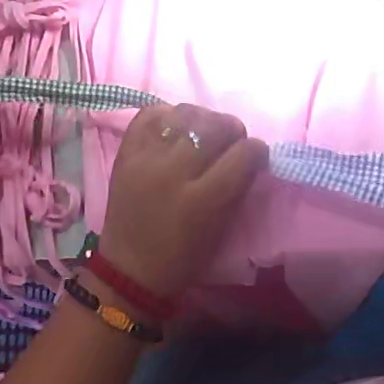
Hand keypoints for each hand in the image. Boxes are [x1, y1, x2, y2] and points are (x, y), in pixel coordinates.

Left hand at [96, 104, 266, 299]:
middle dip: (233, 130)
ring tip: (204, 132)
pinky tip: (176, 127)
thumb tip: (248, 156)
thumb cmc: (183, 258)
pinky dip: (168, 115)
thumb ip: (237, 188)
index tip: (255, 157)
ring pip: (185, 114)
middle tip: (232, 142)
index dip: (257, 151)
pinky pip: (150, 115)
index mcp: (203, 200)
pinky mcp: (126, 153)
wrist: (129, 269)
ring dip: (203, 119)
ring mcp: (146, 159)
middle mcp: (174, 172)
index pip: (245, 154)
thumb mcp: (222, 228)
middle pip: (216, 126)